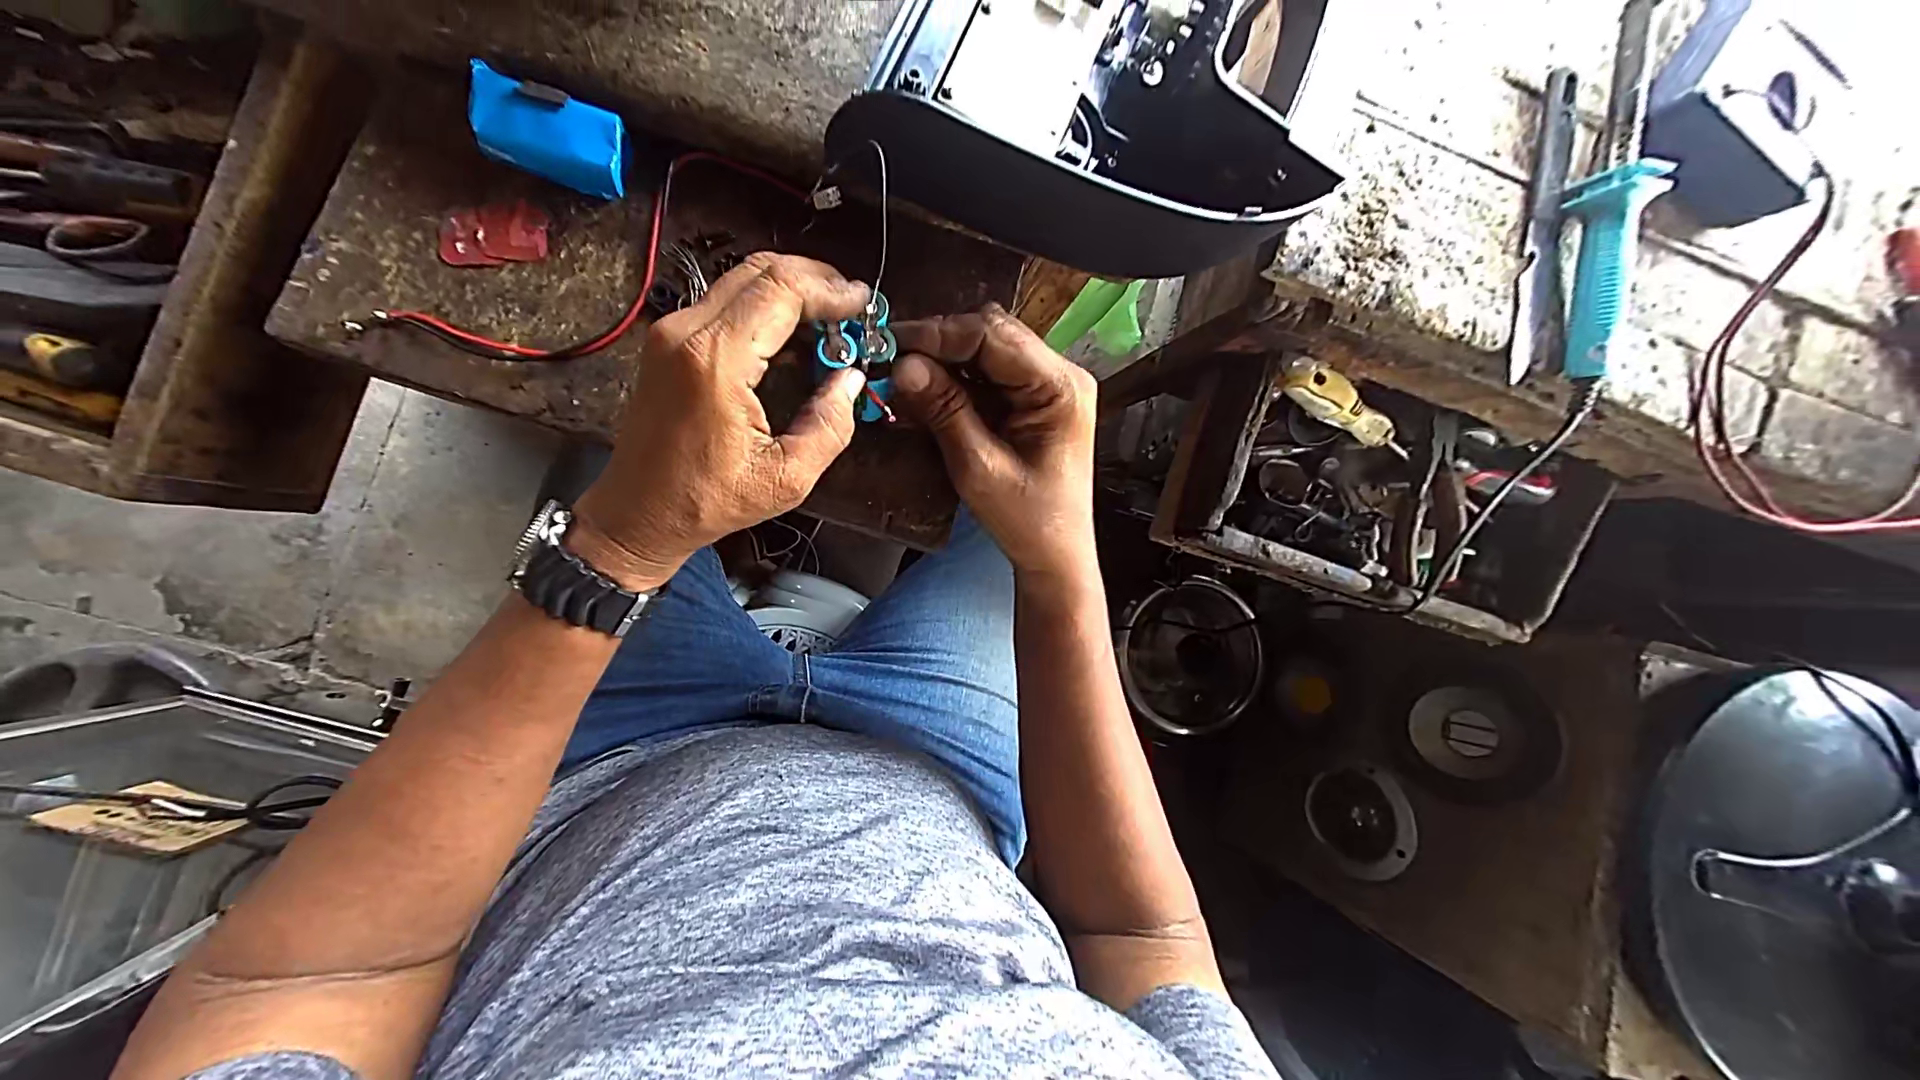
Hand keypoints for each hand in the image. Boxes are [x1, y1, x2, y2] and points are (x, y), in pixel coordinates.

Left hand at [571, 253, 869, 590]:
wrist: (639, 512)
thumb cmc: (705, 501)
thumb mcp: (788, 478)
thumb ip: (830, 425)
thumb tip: (850, 380)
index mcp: (715, 361)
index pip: (781, 288)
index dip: (830, 290)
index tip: (862, 304)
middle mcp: (686, 333)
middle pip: (761, 270)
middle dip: (815, 281)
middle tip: (851, 309)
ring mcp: (671, 333)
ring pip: (742, 280)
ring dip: (792, 293)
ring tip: (830, 326)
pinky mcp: (670, 343)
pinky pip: (727, 304)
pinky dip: (767, 309)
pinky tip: (794, 340)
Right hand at [891, 304, 1098, 580]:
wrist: (1054, 556)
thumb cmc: (1029, 522)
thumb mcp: (979, 467)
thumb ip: (944, 410)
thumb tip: (904, 365)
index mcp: (1060, 387)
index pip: (993, 335)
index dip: (938, 334)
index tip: (892, 343)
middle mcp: (1059, 376)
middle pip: (991, 334)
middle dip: (938, 344)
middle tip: (891, 359)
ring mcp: (1045, 387)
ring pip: (985, 352)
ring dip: (942, 361)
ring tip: (901, 377)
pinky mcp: (1029, 402)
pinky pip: (986, 377)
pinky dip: (953, 382)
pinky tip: (923, 394)